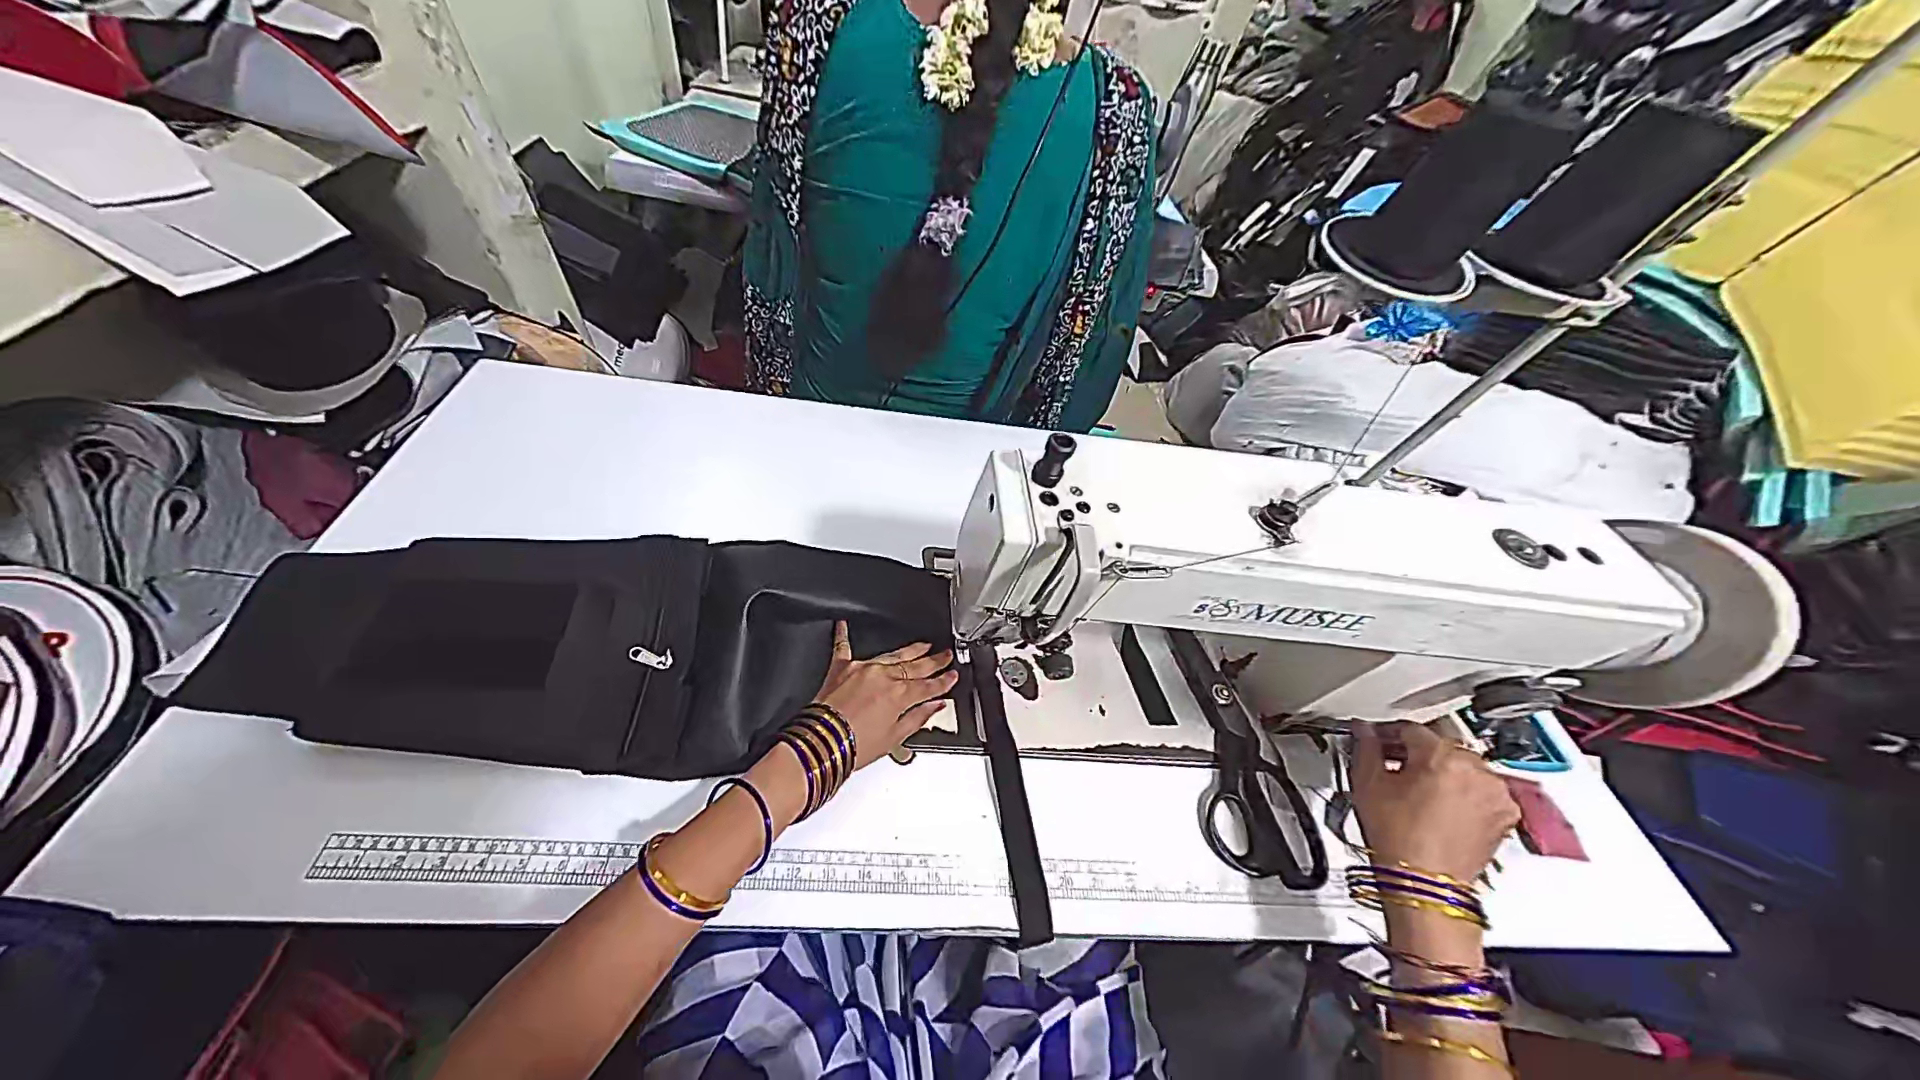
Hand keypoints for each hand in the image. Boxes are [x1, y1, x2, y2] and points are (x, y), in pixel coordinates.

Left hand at [814, 621, 957, 769]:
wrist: (821, 744)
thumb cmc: (853, 745)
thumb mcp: (894, 738)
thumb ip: (917, 717)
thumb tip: (934, 706)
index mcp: (899, 695)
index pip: (929, 686)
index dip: (944, 681)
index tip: (953, 676)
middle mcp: (883, 676)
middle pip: (915, 666)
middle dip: (933, 661)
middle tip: (945, 655)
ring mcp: (862, 669)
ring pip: (892, 655)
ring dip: (909, 650)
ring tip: (923, 645)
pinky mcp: (841, 669)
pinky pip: (843, 647)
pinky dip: (843, 635)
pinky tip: (843, 624)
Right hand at [1351, 721, 1519, 882]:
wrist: (1424, 882)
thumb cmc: (1399, 839)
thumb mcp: (1367, 782)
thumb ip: (1366, 747)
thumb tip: (1366, 732)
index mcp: (1443, 757)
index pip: (1411, 728)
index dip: (1387, 733)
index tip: (1377, 739)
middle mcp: (1478, 771)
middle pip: (1440, 745)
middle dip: (1415, 751)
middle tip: (1392, 762)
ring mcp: (1496, 793)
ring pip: (1462, 765)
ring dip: (1440, 769)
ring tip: (1415, 785)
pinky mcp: (1504, 813)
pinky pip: (1480, 787)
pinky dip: (1461, 789)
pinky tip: (1436, 802)